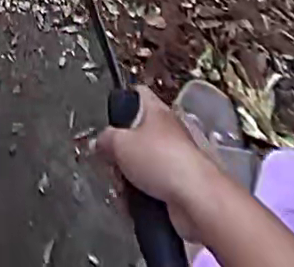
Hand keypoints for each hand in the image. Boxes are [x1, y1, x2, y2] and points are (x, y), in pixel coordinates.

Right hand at [96, 86, 227, 240]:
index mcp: (156, 110)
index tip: (110, 113)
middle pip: (135, 133)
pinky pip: (150, 183)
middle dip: (120, 150)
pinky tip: (136, 201)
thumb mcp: (121, 145)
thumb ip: (106, 139)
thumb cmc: (162, 160)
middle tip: (113, 161)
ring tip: (124, 186)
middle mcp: (166, 129)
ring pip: (141, 161)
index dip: (122, 99)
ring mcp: (173, 155)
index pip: (137, 93)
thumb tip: (99, 141)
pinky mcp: (175, 181)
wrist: (193, 197)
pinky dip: (140, 192)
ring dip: (128, 176)